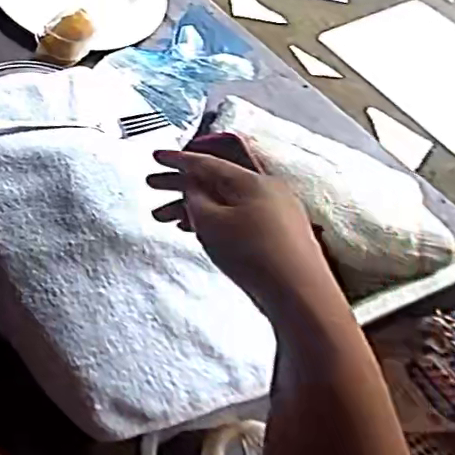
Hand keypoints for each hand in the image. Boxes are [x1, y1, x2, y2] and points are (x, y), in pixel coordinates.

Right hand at [148, 150, 334, 313]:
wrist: (301, 298)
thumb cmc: (252, 253)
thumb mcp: (207, 218)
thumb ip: (192, 194)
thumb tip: (189, 184)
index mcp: (252, 182)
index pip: (205, 162)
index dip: (176, 159)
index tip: (157, 156)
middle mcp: (268, 192)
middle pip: (214, 181)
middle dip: (180, 184)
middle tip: (153, 184)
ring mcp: (277, 213)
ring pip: (223, 200)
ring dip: (191, 206)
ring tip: (164, 216)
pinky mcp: (279, 233)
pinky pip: (236, 215)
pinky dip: (212, 218)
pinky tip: (193, 229)